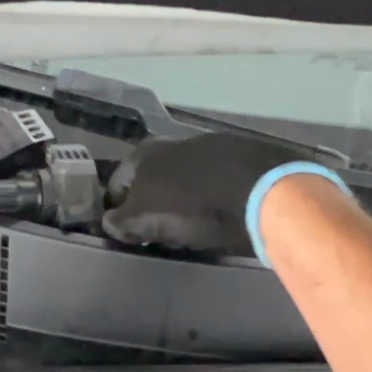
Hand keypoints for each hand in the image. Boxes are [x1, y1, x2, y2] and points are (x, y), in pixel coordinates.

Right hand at [101, 132, 306, 255]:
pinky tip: (218, 212)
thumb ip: (124, 221)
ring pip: (183, 177)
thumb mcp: (149, 219)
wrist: (262, 189)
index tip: (125, 229)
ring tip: (188, 223)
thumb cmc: (195, 205)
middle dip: (151, 201)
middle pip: (151, 177)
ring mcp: (208, 146)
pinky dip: (210, 195)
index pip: (118, 182)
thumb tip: (110, 222)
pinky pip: (213, 180)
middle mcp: (172, 142)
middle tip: (156, 229)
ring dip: (181, 197)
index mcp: (145, 155)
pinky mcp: (240, 156)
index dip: (117, 207)